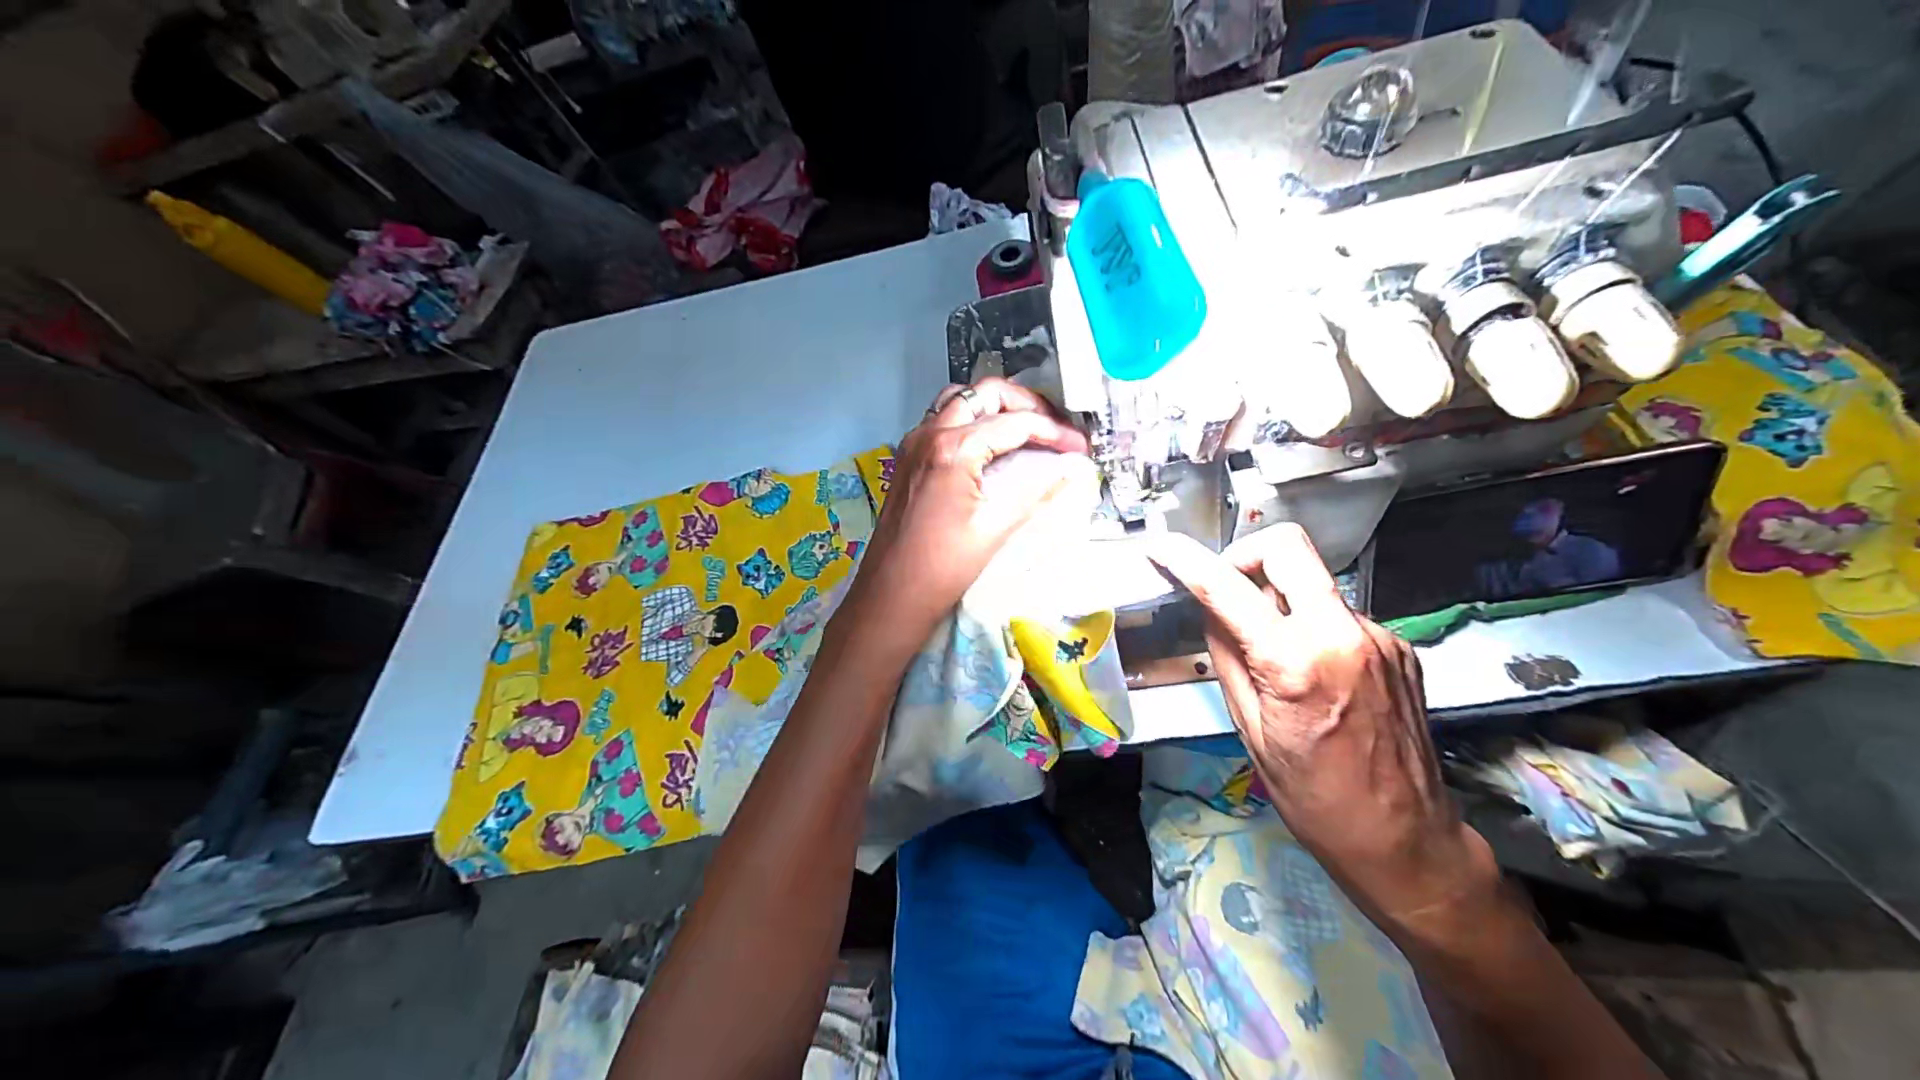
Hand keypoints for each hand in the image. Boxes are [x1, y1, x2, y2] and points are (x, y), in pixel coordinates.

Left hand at [847, 378, 1092, 636]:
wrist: (892, 594)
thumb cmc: (942, 567)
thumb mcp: (996, 529)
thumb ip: (1036, 492)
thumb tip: (1072, 471)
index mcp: (952, 448)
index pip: (1015, 423)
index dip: (1054, 432)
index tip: (1079, 447)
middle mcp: (929, 434)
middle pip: (985, 394)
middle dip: (1025, 404)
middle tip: (1052, 428)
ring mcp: (914, 444)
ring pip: (960, 401)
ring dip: (995, 407)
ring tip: (1026, 430)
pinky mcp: (908, 458)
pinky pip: (943, 420)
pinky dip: (972, 421)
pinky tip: (992, 447)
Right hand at [1147, 525, 1497, 927]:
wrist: (1405, 840)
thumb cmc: (1313, 798)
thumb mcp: (1249, 728)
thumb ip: (1226, 656)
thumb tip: (1210, 609)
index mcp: (1297, 661)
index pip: (1227, 587)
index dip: (1185, 560)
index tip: (1161, 547)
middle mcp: (1344, 633)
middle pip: (1287, 547)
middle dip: (1244, 555)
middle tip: (1225, 589)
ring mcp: (1378, 636)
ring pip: (1313, 583)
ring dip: (1279, 600)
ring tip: (1269, 653)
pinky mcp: (1398, 647)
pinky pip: (1337, 615)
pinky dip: (1310, 627)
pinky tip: (1309, 673)